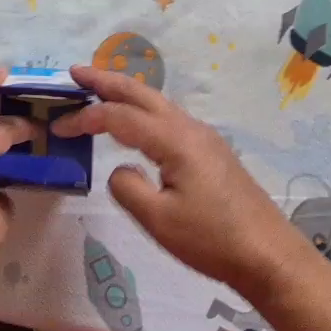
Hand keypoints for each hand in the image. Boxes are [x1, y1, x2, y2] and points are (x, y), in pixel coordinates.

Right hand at [52, 65, 301, 299]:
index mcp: (174, 140)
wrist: (271, 258)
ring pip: (156, 102)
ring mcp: (203, 138)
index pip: (119, 118)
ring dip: (124, 92)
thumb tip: (119, 169)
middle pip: (140, 93)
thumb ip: (127, 187)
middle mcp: (188, 128)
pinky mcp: (210, 152)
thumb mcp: (159, 221)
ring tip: (97, 88)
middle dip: (105, 80)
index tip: (58, 127)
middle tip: (74, 72)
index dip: (85, 118)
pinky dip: (142, 109)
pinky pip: (167, 117)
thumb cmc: (213, 240)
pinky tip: (135, 121)